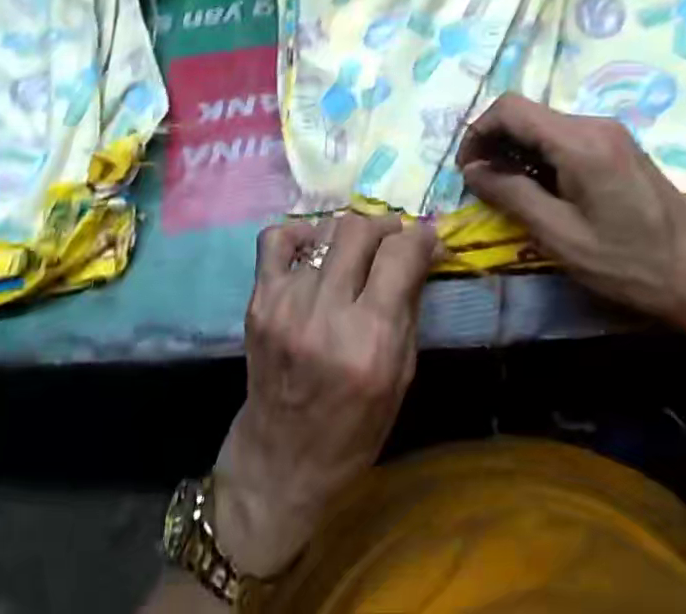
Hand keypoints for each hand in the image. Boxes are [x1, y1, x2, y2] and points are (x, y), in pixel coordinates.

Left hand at [213, 214, 439, 577]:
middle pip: (358, 230)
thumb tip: (421, 251)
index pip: (399, 255)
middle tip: (393, 241)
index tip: (427, 239)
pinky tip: (313, 250)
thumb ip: (409, 306)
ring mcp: (285, 304)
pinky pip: (275, 239)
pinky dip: (300, 235)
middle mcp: (326, 314)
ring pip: (323, 230)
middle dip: (385, 228)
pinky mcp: (258, 301)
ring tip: (357, 251)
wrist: (284, 458)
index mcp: (370, 340)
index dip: (420, 237)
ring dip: (349, 234)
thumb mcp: (401, 375)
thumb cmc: (356, 427)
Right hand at [456, 93, 685, 337]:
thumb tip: (472, 170)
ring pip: (543, 126)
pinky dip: (539, 157)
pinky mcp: (618, 149)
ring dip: (515, 151)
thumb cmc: (629, 263)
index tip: (467, 170)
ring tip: (506, 192)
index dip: (478, 132)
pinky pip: (564, 139)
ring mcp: (610, 135)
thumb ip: (510, 194)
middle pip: (526, 114)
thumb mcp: (560, 235)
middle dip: (494, 142)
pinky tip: (539, 190)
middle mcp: (595, 125)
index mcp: (581, 141)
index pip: (510, 108)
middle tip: (480, 185)